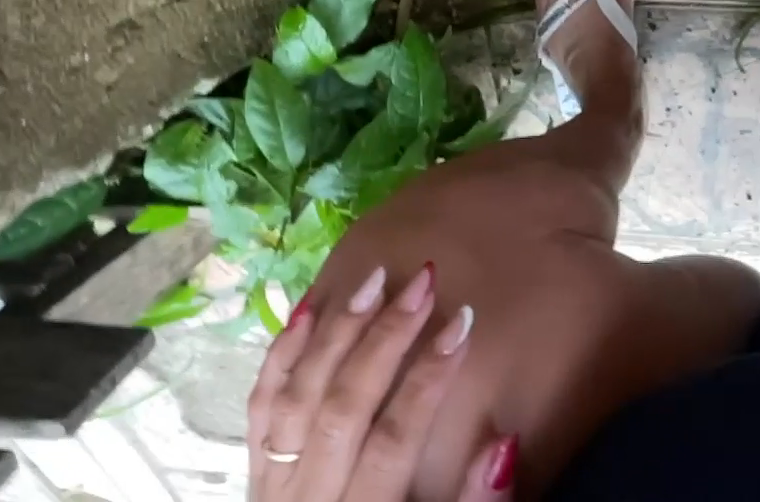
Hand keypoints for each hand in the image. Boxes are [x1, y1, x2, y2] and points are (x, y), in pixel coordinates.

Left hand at [247, 265, 514, 501]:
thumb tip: (502, 442)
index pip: (395, 437)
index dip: (430, 376)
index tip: (463, 319)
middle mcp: (308, 498)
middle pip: (344, 405)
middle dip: (387, 337)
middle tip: (423, 281)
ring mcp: (273, 484)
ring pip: (299, 397)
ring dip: (337, 332)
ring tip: (374, 280)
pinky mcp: (256, 472)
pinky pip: (261, 408)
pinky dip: (281, 356)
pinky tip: (307, 309)